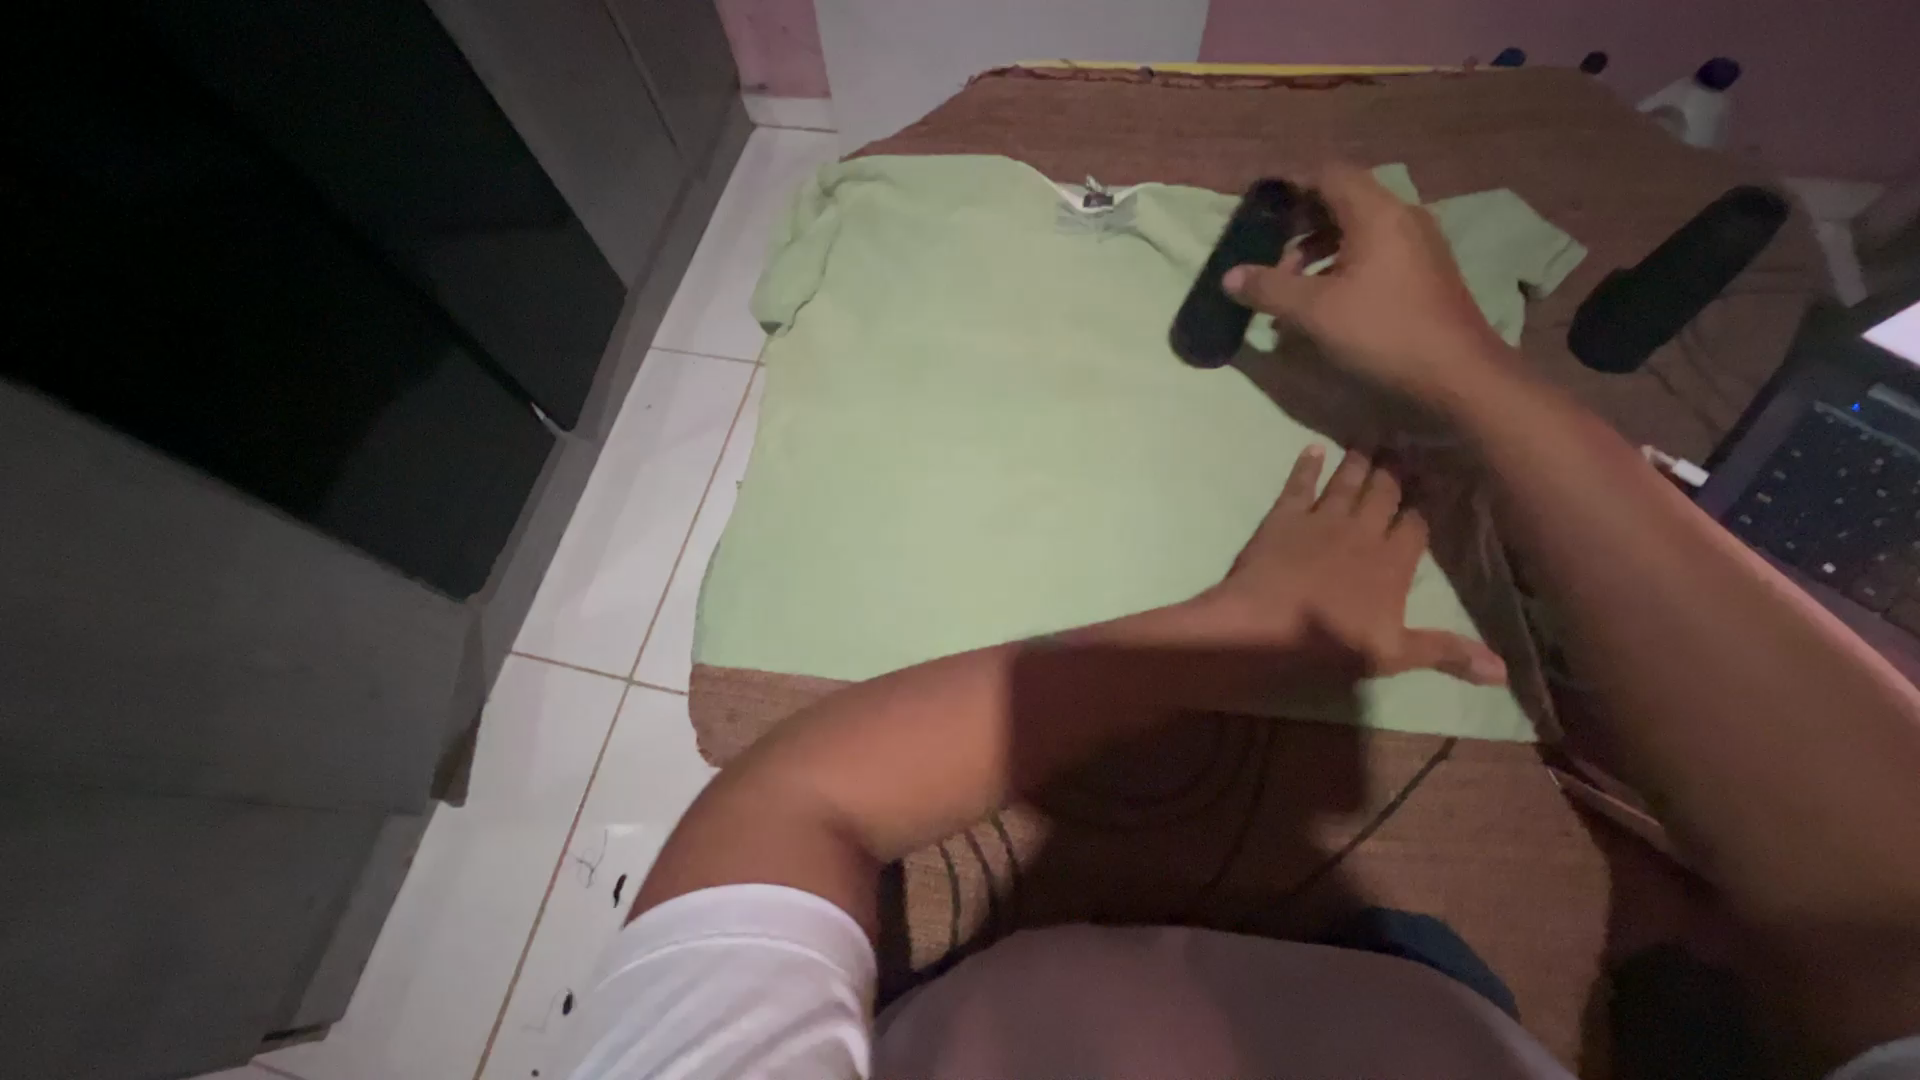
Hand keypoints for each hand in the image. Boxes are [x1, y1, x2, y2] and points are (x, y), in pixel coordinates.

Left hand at [1197, 444, 1507, 685]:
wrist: (1260, 627)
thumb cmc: (1327, 647)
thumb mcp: (1392, 656)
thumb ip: (1446, 653)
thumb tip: (1504, 671)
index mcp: (1392, 563)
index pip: (1418, 524)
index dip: (1430, 501)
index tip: (1443, 475)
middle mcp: (1362, 532)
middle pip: (1386, 493)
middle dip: (1399, 469)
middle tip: (1410, 440)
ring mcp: (1320, 521)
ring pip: (1347, 483)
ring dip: (1361, 461)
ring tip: (1373, 437)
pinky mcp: (1282, 518)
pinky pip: (1299, 485)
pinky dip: (1307, 466)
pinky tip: (1314, 449)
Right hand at [1221, 163, 1512, 402]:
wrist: (1456, 374)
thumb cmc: (1382, 332)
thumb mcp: (1313, 312)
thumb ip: (1268, 288)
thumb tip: (1229, 276)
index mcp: (1377, 214)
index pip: (1329, 174)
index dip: (1291, 186)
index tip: (1260, 212)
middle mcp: (1402, 218)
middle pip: (1343, 200)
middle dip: (1300, 224)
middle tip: (1268, 254)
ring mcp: (1418, 245)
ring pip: (1357, 230)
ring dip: (1318, 249)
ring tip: (1289, 285)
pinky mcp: (1423, 273)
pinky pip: (1374, 253)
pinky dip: (1341, 266)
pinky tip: (1322, 302)